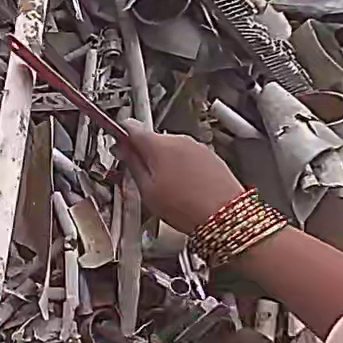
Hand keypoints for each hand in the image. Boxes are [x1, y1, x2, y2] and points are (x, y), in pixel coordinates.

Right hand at [119, 119, 247, 233]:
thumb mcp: (147, 190)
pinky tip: (184, 189)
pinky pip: (188, 157)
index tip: (118, 146)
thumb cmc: (186, 206)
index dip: (121, 136)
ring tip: (166, 190)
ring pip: (171, 149)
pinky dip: (182, 168)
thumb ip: (132, 164)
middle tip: (142, 179)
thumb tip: (122, 149)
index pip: (131, 127)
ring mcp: (196, 146)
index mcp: (158, 145)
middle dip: (145, 155)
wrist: (224, 215)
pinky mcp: (210, 156)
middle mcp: (179, 139)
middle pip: (153, 139)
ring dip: (164, 163)